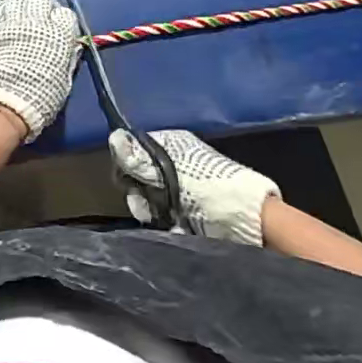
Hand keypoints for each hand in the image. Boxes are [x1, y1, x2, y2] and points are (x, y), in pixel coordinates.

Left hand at [0, 0, 78, 142]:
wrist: (5, 102)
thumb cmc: (39, 96)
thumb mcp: (63, 78)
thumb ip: (67, 58)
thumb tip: (72, 46)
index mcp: (59, 36)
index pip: (66, 15)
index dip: (62, 20)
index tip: (59, 27)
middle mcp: (36, 24)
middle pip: (42, 0)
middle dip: (44, 6)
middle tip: (41, 16)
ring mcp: (12, 24)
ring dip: (23, 3)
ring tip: (23, 11)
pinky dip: (4, 5)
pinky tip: (6, 9)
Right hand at [109, 129, 276, 244]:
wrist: (248, 220)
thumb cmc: (208, 189)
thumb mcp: (168, 170)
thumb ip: (137, 157)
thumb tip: (113, 137)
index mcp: (172, 144)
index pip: (133, 149)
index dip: (126, 166)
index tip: (127, 181)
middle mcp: (175, 162)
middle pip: (139, 176)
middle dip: (138, 192)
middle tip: (145, 205)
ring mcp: (183, 186)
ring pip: (148, 196)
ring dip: (150, 209)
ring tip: (162, 219)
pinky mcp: (189, 208)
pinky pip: (163, 212)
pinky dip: (164, 220)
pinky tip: (171, 225)